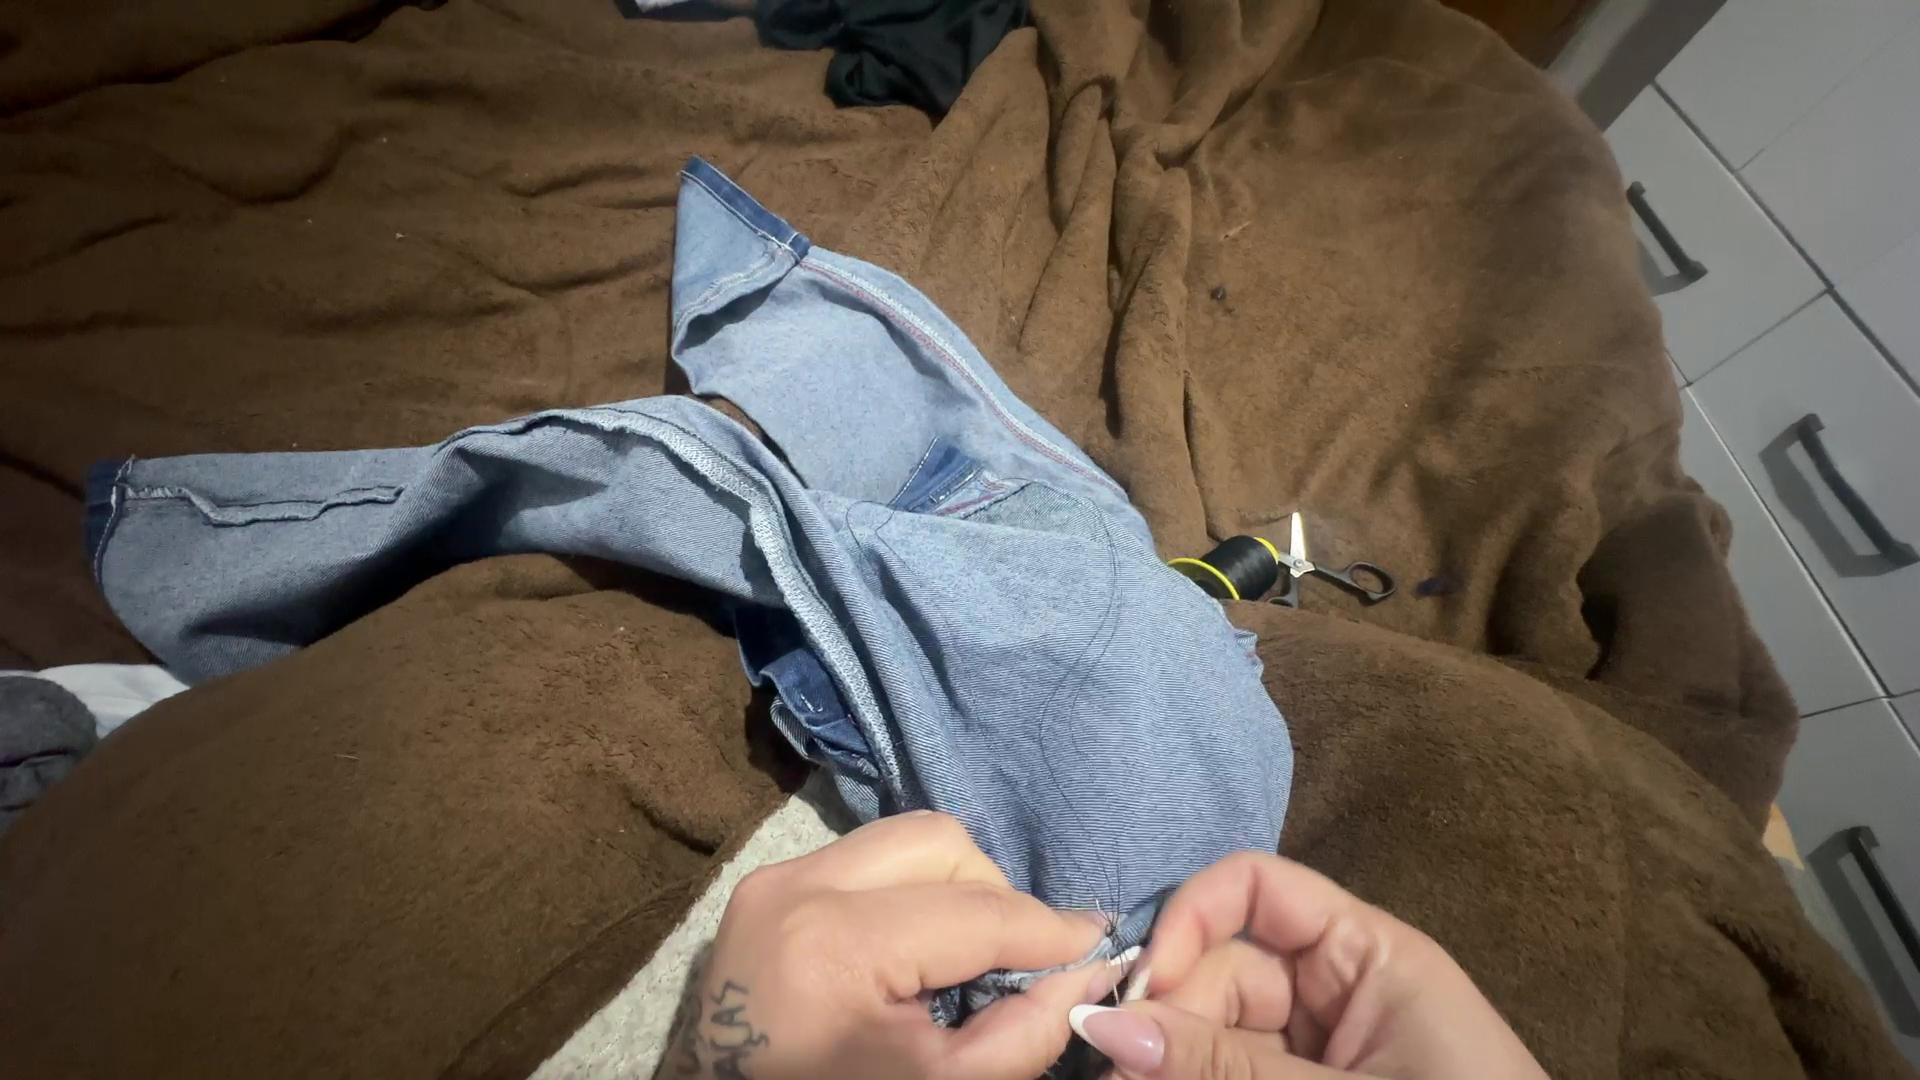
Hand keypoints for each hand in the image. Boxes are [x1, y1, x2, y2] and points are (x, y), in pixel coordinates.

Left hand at [662, 810, 1126, 1079]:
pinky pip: (869, 853)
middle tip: (1012, 953)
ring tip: (960, 945)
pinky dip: (910, 884)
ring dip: (954, 880)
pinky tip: (911, 936)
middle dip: (994, 893)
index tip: (1096, 936)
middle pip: (942, 843)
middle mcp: (800, 887)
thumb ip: (1022, 1034)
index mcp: (835, 949)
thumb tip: (1086, 968)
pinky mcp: (767, 879)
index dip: (1046, 927)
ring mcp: (776, 876)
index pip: (972, 914)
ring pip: (907, 834)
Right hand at [1066, 852, 1546, 1079]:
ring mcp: (1316, 1042)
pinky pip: (1232, 1064)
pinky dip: (1194, 1075)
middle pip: (1223, 961)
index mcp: (1366, 952)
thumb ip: (1224, 1063)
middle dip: (1170, 1008)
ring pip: (1217, 1020)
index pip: (1256, 886)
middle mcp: (1334, 983)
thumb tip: (1102, 1025)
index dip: (1192, 913)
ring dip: (1171, 1053)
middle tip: (1114, 1066)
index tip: (1146, 980)